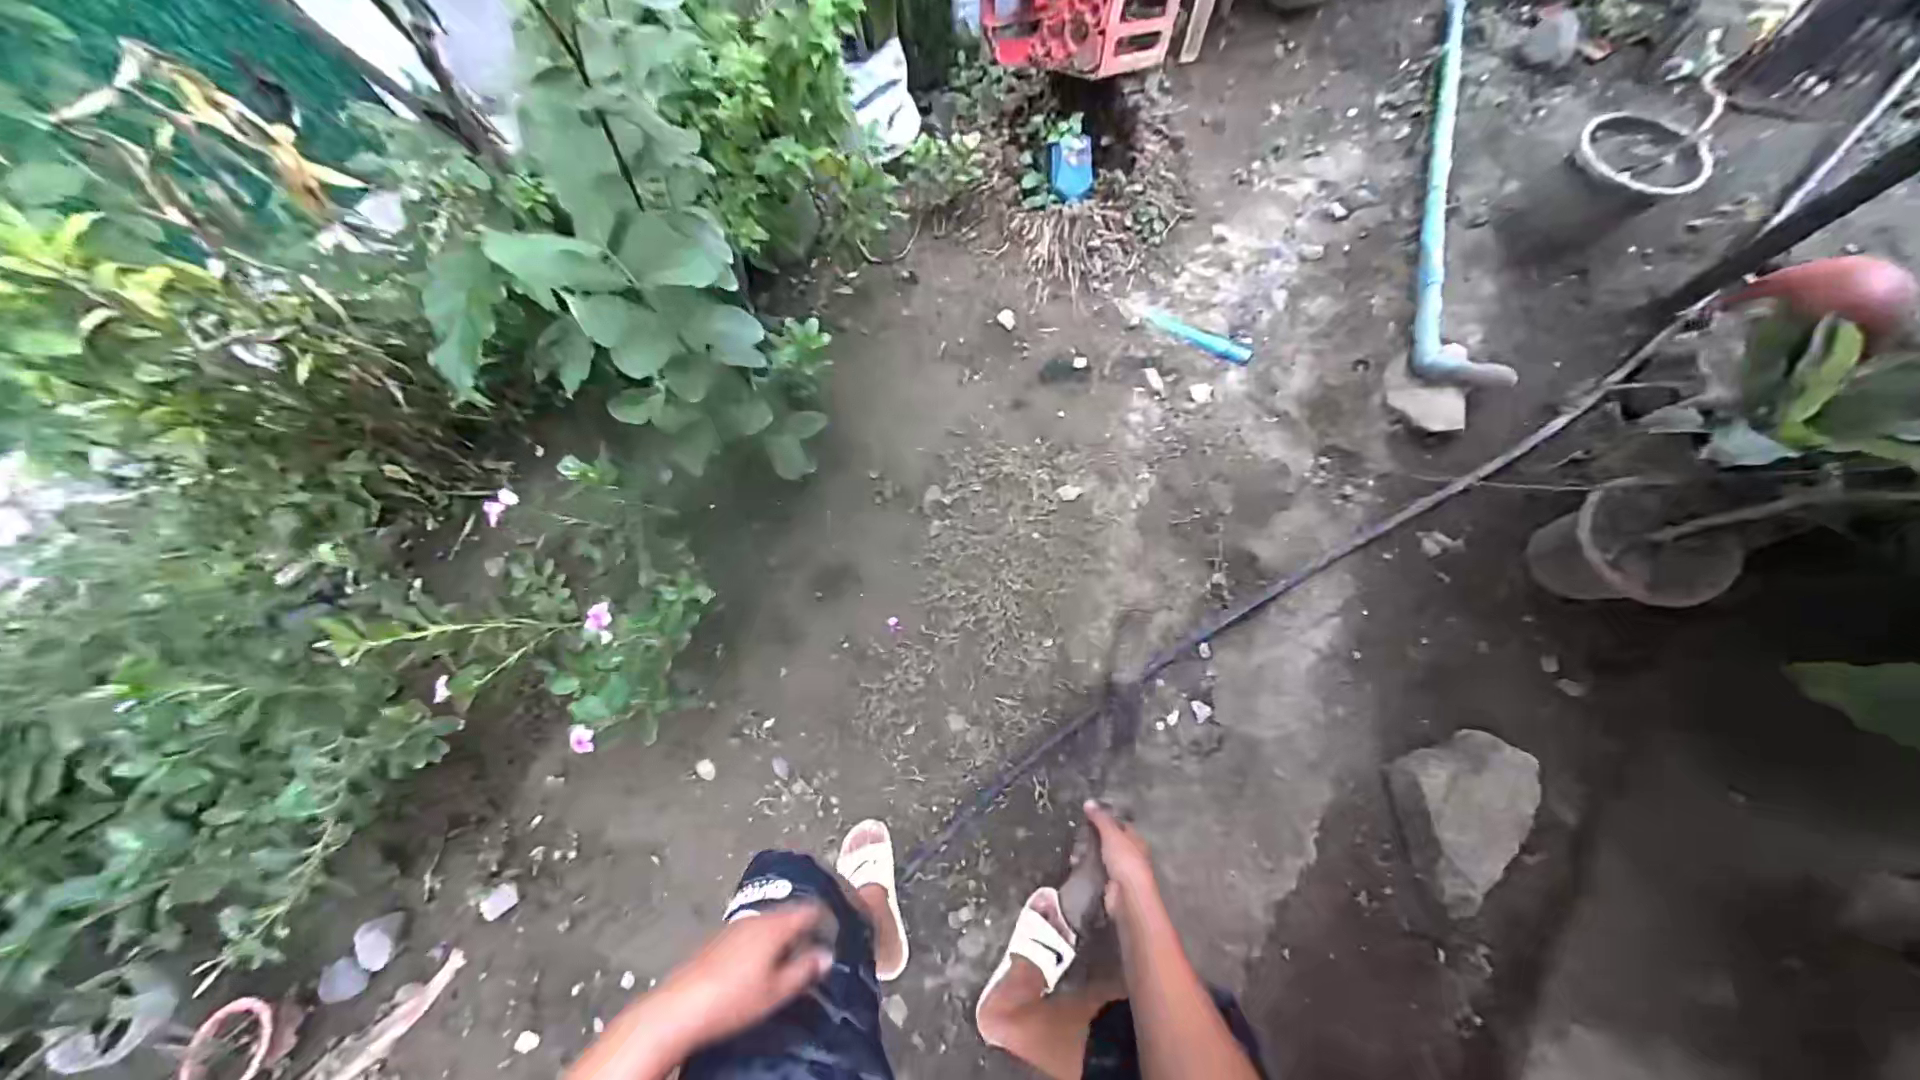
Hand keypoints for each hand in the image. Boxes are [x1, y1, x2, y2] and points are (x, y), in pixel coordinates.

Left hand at [642, 902, 834, 1051]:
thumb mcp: (776, 991)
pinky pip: (752, 931)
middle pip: (788, 912)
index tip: (833, 930)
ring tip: (791, 956)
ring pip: (769, 922)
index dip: (824, 917)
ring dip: (782, 933)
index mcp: (775, 924)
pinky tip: (760, 963)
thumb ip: (804, 970)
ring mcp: (735, 926)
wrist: (678, 1009)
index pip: (808, 908)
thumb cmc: (734, 999)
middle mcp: (757, 917)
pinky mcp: (719, 939)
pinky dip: (763, 940)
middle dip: (803, 925)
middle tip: (815, 945)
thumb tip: (827, 955)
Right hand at [1084, 800, 1160, 922]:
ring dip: (1087, 852)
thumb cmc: (1125, 859)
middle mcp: (1130, 854)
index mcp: (1136, 840)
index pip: (1120, 824)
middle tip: (1076, 830)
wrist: (1127, 896)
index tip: (1088, 814)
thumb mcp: (1112, 833)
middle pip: (1109, 840)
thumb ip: (1100, 818)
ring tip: (1072, 847)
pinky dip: (1086, 866)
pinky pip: (1096, 870)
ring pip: (1101, 855)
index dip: (1106, 818)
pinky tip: (1074, 862)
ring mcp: (1120, 870)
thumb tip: (1088, 801)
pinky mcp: (1110, 884)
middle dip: (1093, 836)